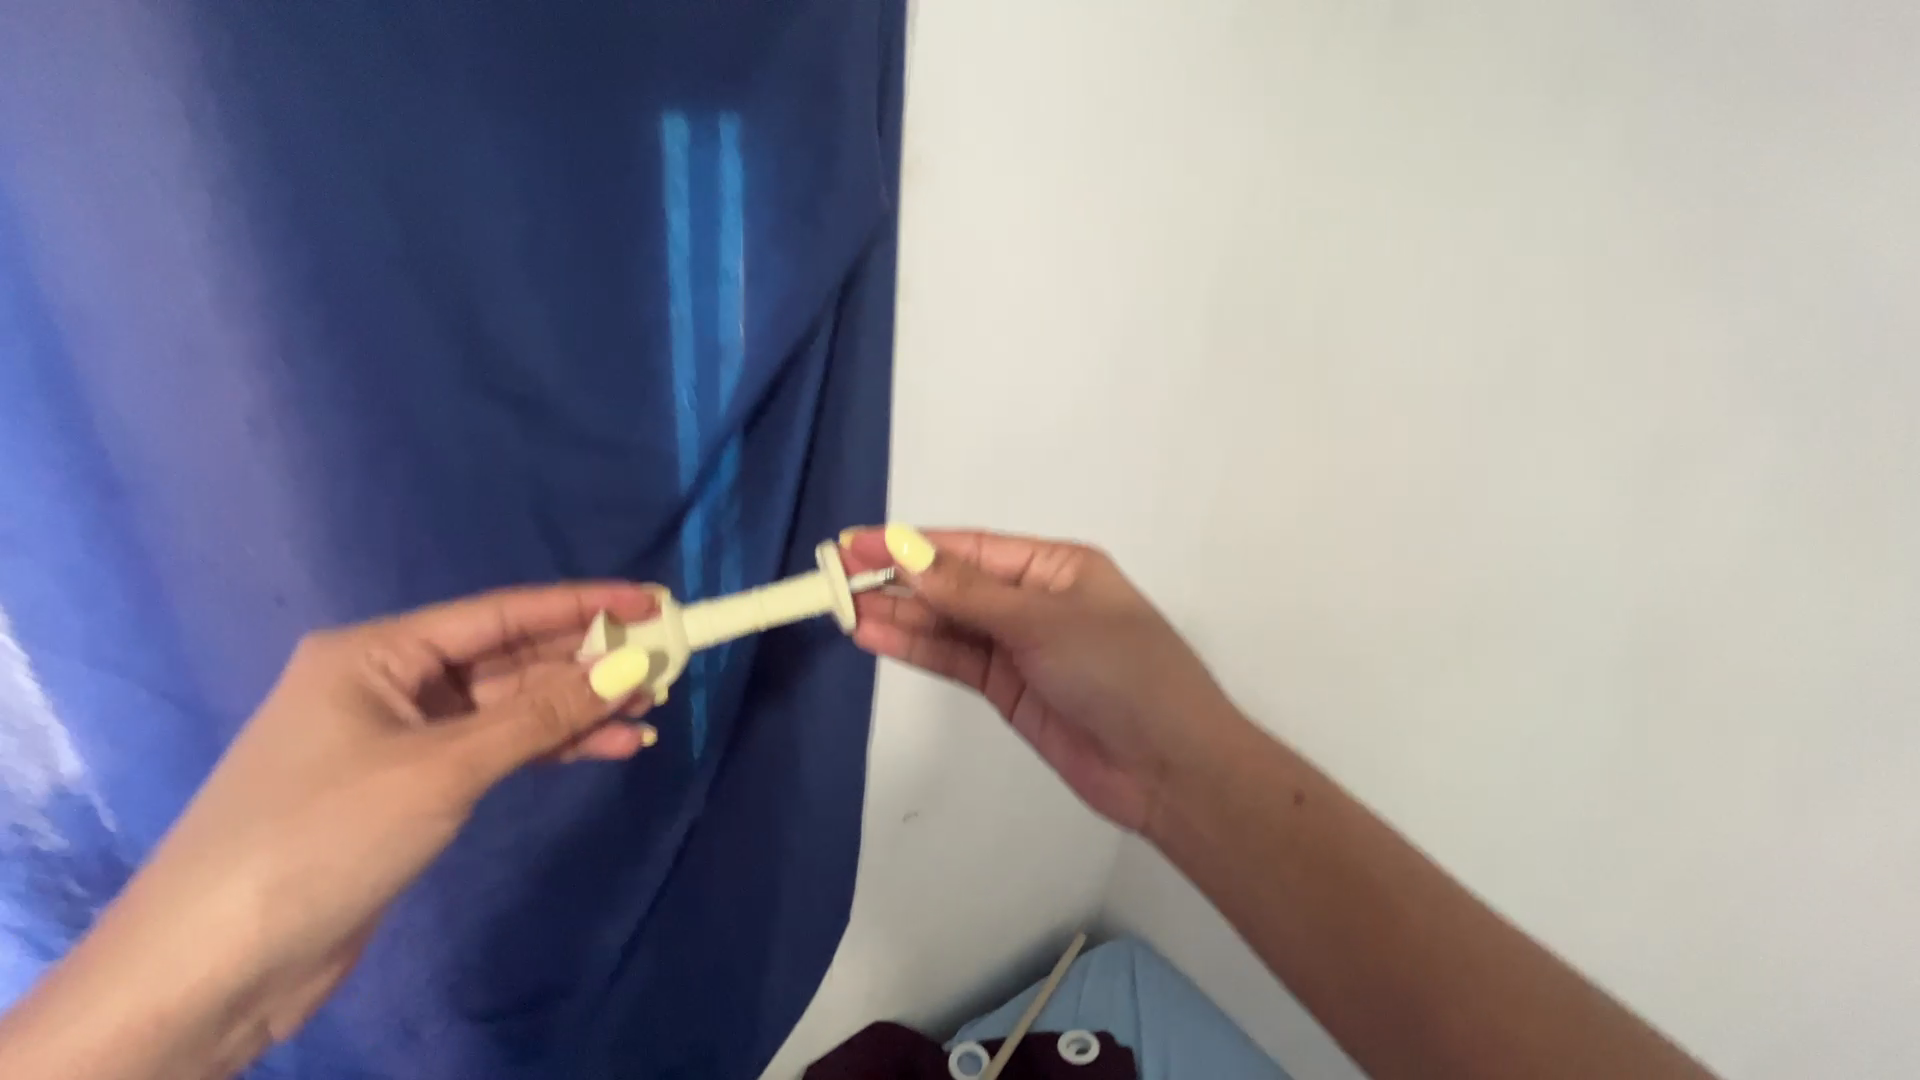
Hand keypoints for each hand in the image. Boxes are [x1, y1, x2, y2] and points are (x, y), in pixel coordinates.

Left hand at [30, 583, 661, 1071]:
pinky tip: (610, 747)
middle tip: (665, 663)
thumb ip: (543, 714)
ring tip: (652, 709)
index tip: (651, 602)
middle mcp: (394, 683)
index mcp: (379, 653)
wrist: (212, 972)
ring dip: (580, 709)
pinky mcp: (417, 784)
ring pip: (514, 707)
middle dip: (590, 663)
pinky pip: (502, 748)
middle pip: (513, 659)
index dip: (583, 605)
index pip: (502, 613)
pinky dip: (554, 747)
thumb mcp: (444, 767)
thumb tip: (632, 667)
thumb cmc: (321, 839)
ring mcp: (406, 736)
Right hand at [840, 527, 1240, 832]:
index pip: (970, 548)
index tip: (857, 542)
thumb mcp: (1042, 622)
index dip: (911, 545)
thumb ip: (968, 593)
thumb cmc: (1118, 672)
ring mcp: (1020, 647)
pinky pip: (955, 660)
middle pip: (954, 584)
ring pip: (949, 624)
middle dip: (898, 580)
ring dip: (900, 616)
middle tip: (834, 576)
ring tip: (842, 607)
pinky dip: (917, 648)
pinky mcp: (1008, 689)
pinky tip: (876, 636)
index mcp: (1055, 567)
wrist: (1167, 768)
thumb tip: (907, 551)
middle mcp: (1034, 600)